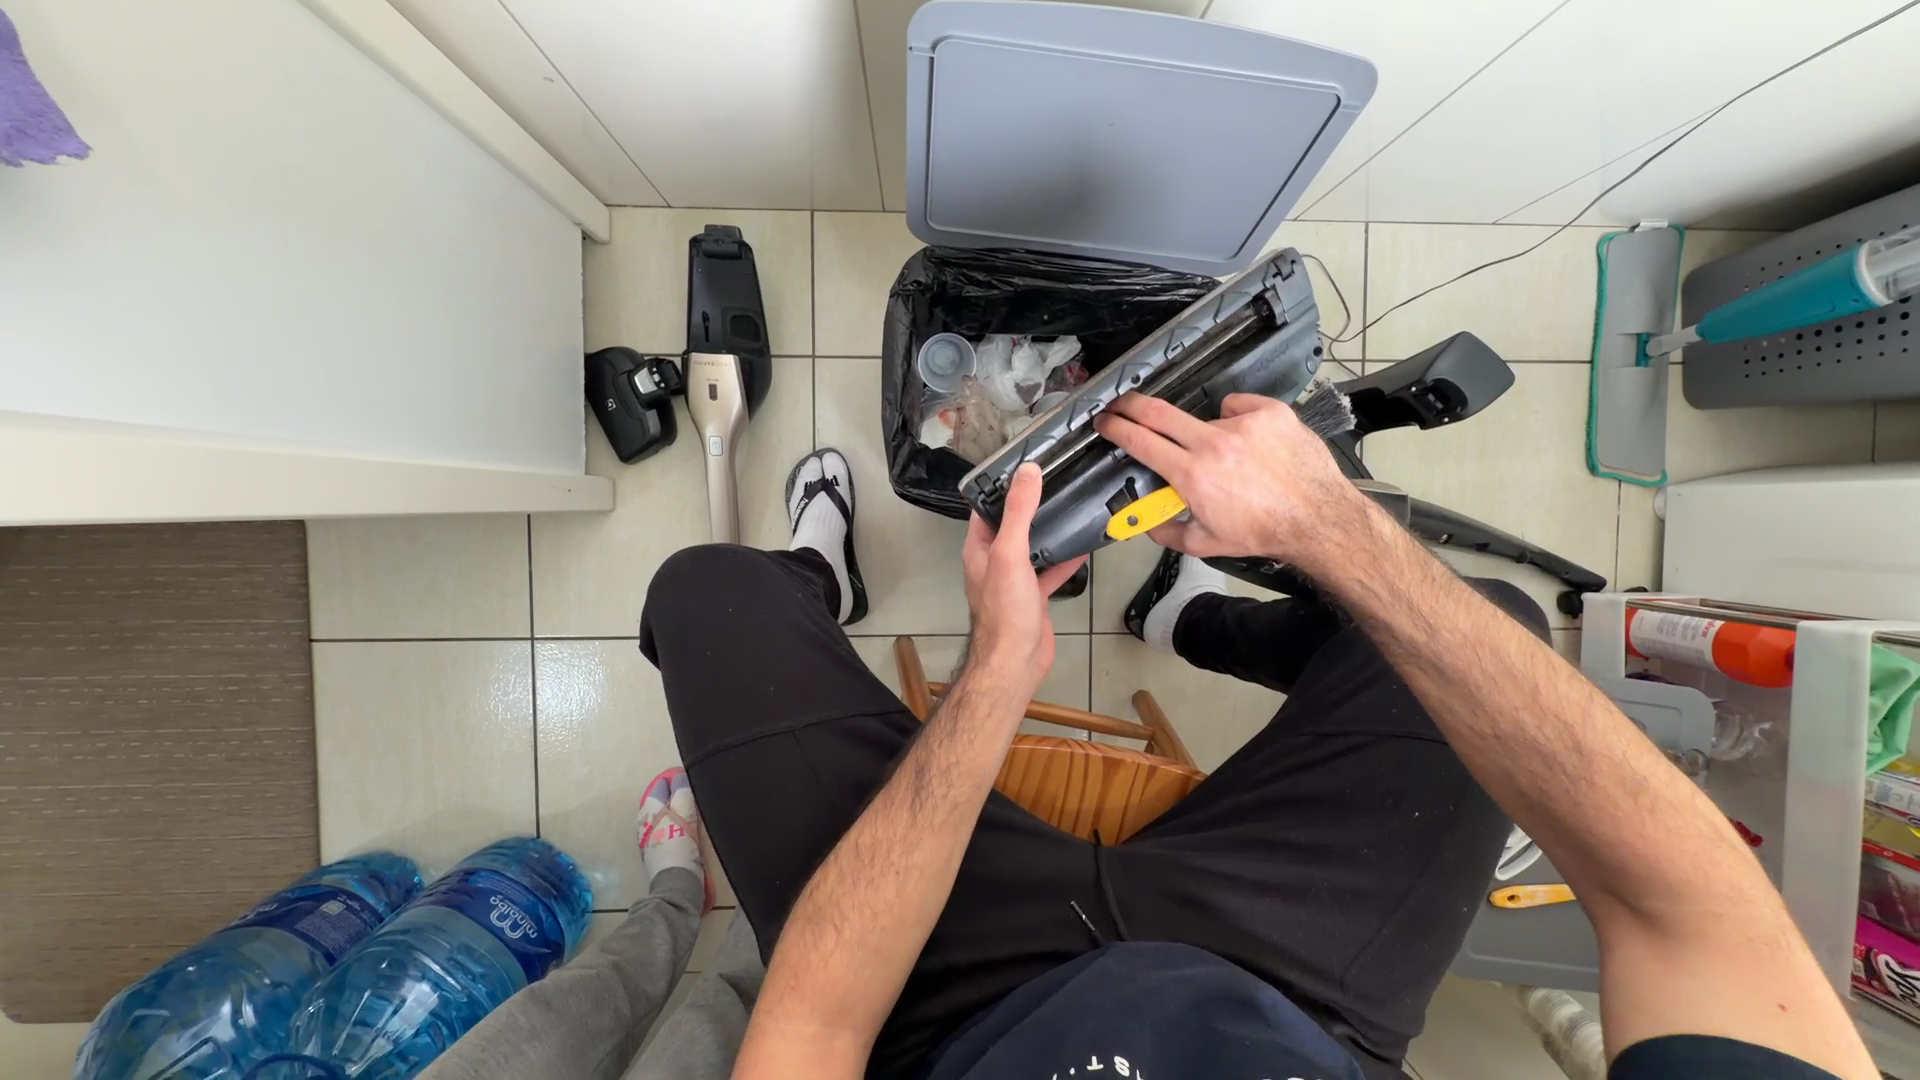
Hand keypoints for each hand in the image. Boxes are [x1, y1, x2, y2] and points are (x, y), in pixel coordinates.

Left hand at [961, 463, 1086, 697]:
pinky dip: (1065, 558)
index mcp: (979, 548)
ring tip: (1072, 504)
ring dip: (1050, 530)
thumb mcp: (1009, 552)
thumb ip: (1019, 512)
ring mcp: (1015, 578)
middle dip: (1032, 504)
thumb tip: (1027, 472)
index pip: (987, 507)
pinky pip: (1050, 569)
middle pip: (1013, 524)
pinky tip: (1084, 544)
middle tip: (1058, 479)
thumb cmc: (1005, 609)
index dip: (1003, 485)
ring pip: (1033, 546)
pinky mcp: (1034, 594)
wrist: (1016, 661)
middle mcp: (994, 560)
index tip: (1027, 464)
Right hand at [1093, 392, 1363, 570]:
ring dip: (1203, 435)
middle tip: (1123, 405)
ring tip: (1228, 459)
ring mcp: (1243, 424)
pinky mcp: (1269, 413)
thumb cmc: (1264, 532)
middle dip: (1132, 405)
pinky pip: (1237, 406)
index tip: (1105, 422)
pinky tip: (1247, 440)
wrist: (1317, 519)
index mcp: (1192, 475)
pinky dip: (1235, 419)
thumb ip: (1166, 531)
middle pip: (1157, 411)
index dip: (1115, 428)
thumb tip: (1146, 522)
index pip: (1139, 441)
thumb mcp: (1204, 543)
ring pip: (1203, 418)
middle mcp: (1214, 444)